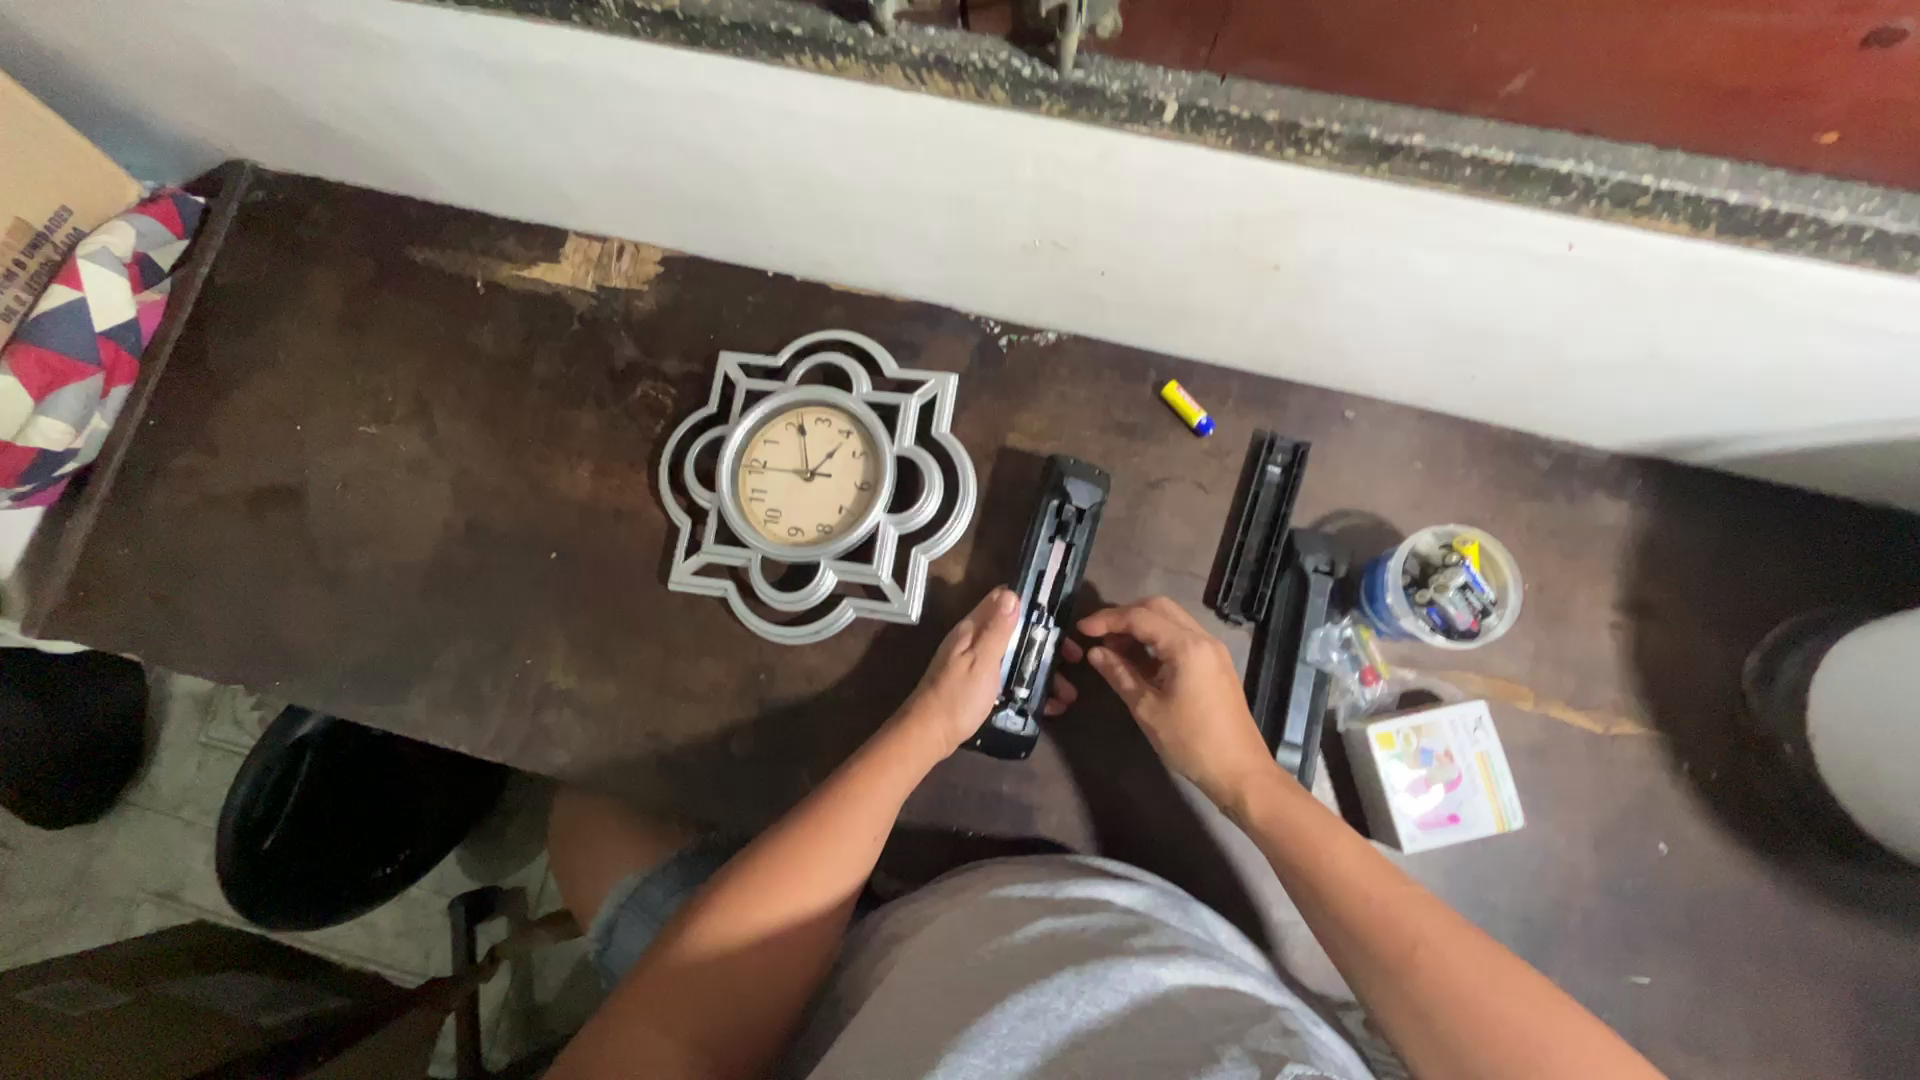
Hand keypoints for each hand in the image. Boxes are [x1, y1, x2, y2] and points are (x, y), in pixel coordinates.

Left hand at [899, 586, 1077, 752]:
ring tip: (1067, 692)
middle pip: (1016, 632)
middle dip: (1045, 643)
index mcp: (972, 629)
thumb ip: (996, 629)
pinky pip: (1011, 680)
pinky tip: (1050, 705)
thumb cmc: (956, 697)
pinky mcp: (980, 686)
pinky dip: (1030, 688)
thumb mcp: (981, 661)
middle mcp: (975, 642)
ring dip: (1042, 671)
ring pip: (1016, 658)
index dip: (1030, 603)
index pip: (1001, 600)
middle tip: (1072, 658)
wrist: (929, 735)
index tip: (1058, 616)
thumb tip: (1011, 593)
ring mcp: (977, 664)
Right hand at [1074, 597, 1276, 808]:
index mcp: (1186, 647)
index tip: (1082, 629)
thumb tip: (1095, 652)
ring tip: (1115, 650)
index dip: (1107, 619)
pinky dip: (1157, 640)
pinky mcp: (1216, 664)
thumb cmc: (1191, 742)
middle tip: (1099, 636)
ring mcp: (1213, 650)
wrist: (1240, 772)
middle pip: (1158, 608)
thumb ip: (1119, 674)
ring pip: (1171, 620)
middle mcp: (1203, 639)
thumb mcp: (1147, 709)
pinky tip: (1140, 661)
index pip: (1140, 617)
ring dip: (1142, 627)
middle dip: (1125, 616)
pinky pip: (1182, 637)